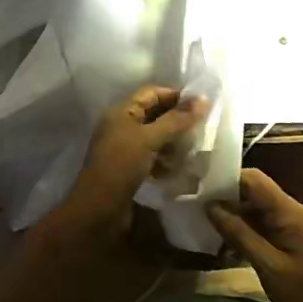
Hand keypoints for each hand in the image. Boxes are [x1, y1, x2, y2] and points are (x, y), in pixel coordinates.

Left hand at [50, 85, 206, 242]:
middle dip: (177, 120)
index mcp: (121, 111)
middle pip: (154, 114)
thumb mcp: (149, 139)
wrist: (99, 208)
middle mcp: (121, 125)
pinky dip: (165, 159)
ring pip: (155, 137)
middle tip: (203, 127)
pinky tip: (179, 168)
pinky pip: (152, 156)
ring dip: (173, 142)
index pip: (151, 93)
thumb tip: (203, 99)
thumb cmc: (121, 165)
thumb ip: (176, 119)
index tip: (202, 104)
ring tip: (194, 149)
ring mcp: (124, 147)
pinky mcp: (129, 168)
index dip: (175, 95)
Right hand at [205, 169, 302, 301]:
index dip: (225, 179)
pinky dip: (242, 227)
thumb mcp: (268, 266)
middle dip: (225, 195)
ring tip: (202, 220)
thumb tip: (210, 206)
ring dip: (231, 213)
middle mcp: (290, 211)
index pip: (253, 179)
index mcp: (289, 212)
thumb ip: (239, 234)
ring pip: (254, 207)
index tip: (198, 187)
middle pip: (253, 190)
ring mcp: (290, 225)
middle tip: (194, 204)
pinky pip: (260, 223)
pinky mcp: (288, 239)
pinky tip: (222, 238)